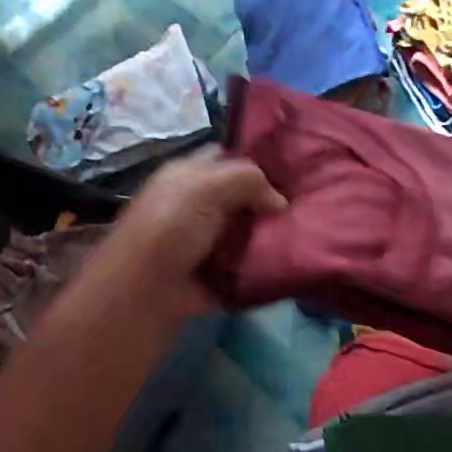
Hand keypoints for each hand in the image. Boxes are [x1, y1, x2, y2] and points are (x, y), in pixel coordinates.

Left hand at [90, 145, 287, 317]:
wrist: (146, 292)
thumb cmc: (170, 229)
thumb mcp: (205, 188)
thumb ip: (247, 180)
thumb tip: (281, 202)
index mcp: (191, 175)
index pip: (231, 159)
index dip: (260, 163)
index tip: (295, 173)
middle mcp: (202, 205)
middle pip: (248, 197)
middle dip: (274, 202)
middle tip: (305, 208)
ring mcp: (213, 241)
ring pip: (254, 231)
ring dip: (275, 235)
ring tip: (306, 236)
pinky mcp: (223, 272)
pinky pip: (254, 263)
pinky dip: (269, 264)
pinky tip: (292, 260)